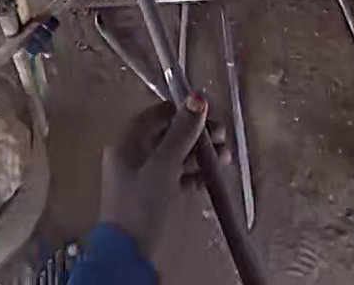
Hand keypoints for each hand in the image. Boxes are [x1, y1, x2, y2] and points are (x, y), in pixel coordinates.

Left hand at [99, 95, 208, 255]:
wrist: (126, 256)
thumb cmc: (142, 201)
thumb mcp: (164, 164)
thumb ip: (182, 132)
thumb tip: (197, 97)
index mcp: (129, 138)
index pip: (159, 113)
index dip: (184, 110)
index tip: (210, 112)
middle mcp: (134, 151)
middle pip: (169, 133)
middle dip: (197, 133)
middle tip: (224, 136)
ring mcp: (143, 174)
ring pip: (175, 154)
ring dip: (199, 153)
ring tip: (227, 156)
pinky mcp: (153, 194)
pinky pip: (175, 175)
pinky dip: (193, 173)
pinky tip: (213, 175)